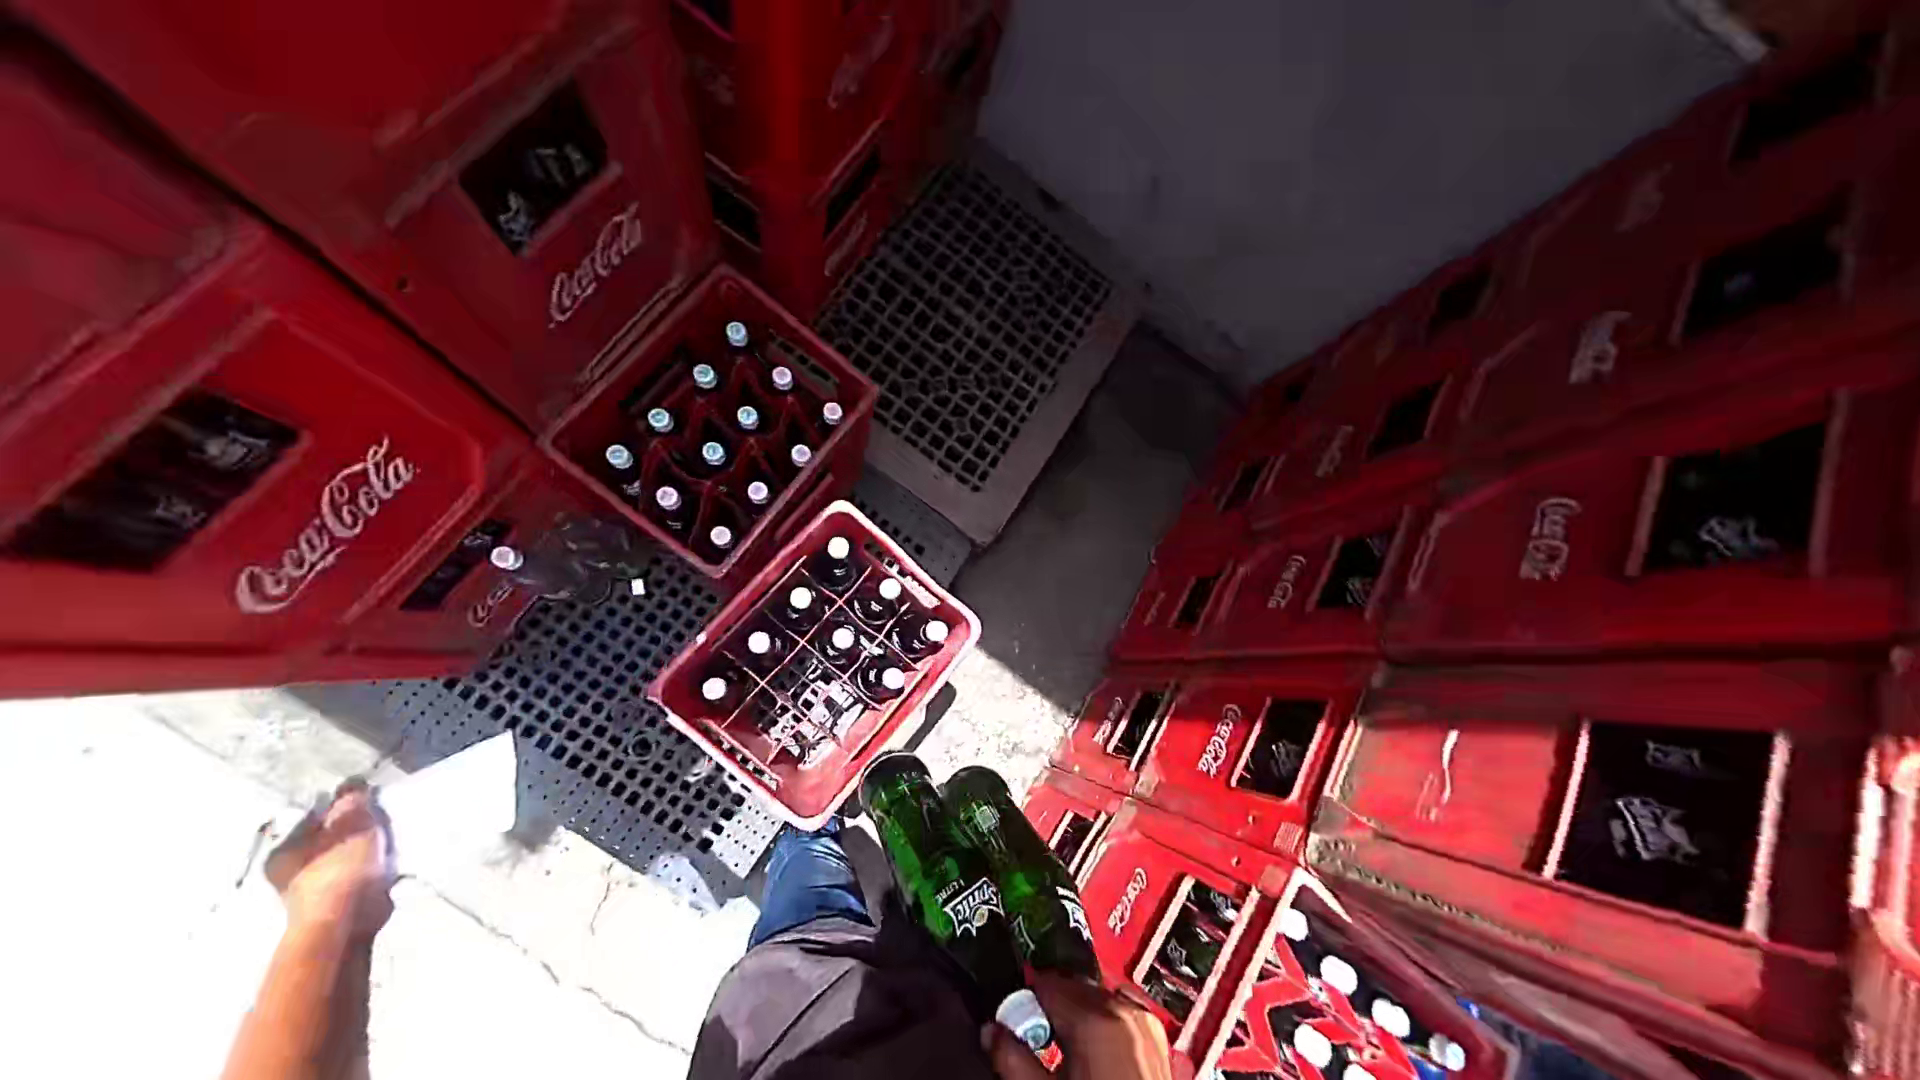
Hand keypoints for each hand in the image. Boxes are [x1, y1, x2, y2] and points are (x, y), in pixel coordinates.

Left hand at [265, 784, 394, 937]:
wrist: (346, 921)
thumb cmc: (340, 869)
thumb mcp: (351, 825)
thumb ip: (351, 802)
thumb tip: (352, 781)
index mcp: (284, 849)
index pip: (314, 816)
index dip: (343, 802)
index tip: (369, 796)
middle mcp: (291, 868)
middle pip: (329, 835)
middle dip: (354, 824)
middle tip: (381, 813)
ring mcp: (313, 886)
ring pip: (344, 853)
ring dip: (364, 844)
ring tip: (388, 834)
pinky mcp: (337, 899)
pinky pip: (356, 870)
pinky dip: (370, 862)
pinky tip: (386, 857)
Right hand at [983, 971, 1173, 1079]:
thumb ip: (1012, 1061)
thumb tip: (992, 1033)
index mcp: (1096, 1020)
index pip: (1045, 982)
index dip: (1023, 1004)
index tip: (1013, 1025)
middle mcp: (1124, 1012)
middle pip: (1070, 989)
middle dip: (1048, 1012)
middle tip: (1033, 1046)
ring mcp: (1145, 1026)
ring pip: (1094, 1000)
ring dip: (1073, 1019)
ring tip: (1063, 1060)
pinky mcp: (1156, 1042)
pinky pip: (1116, 1017)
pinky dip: (1099, 1029)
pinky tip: (1090, 1064)